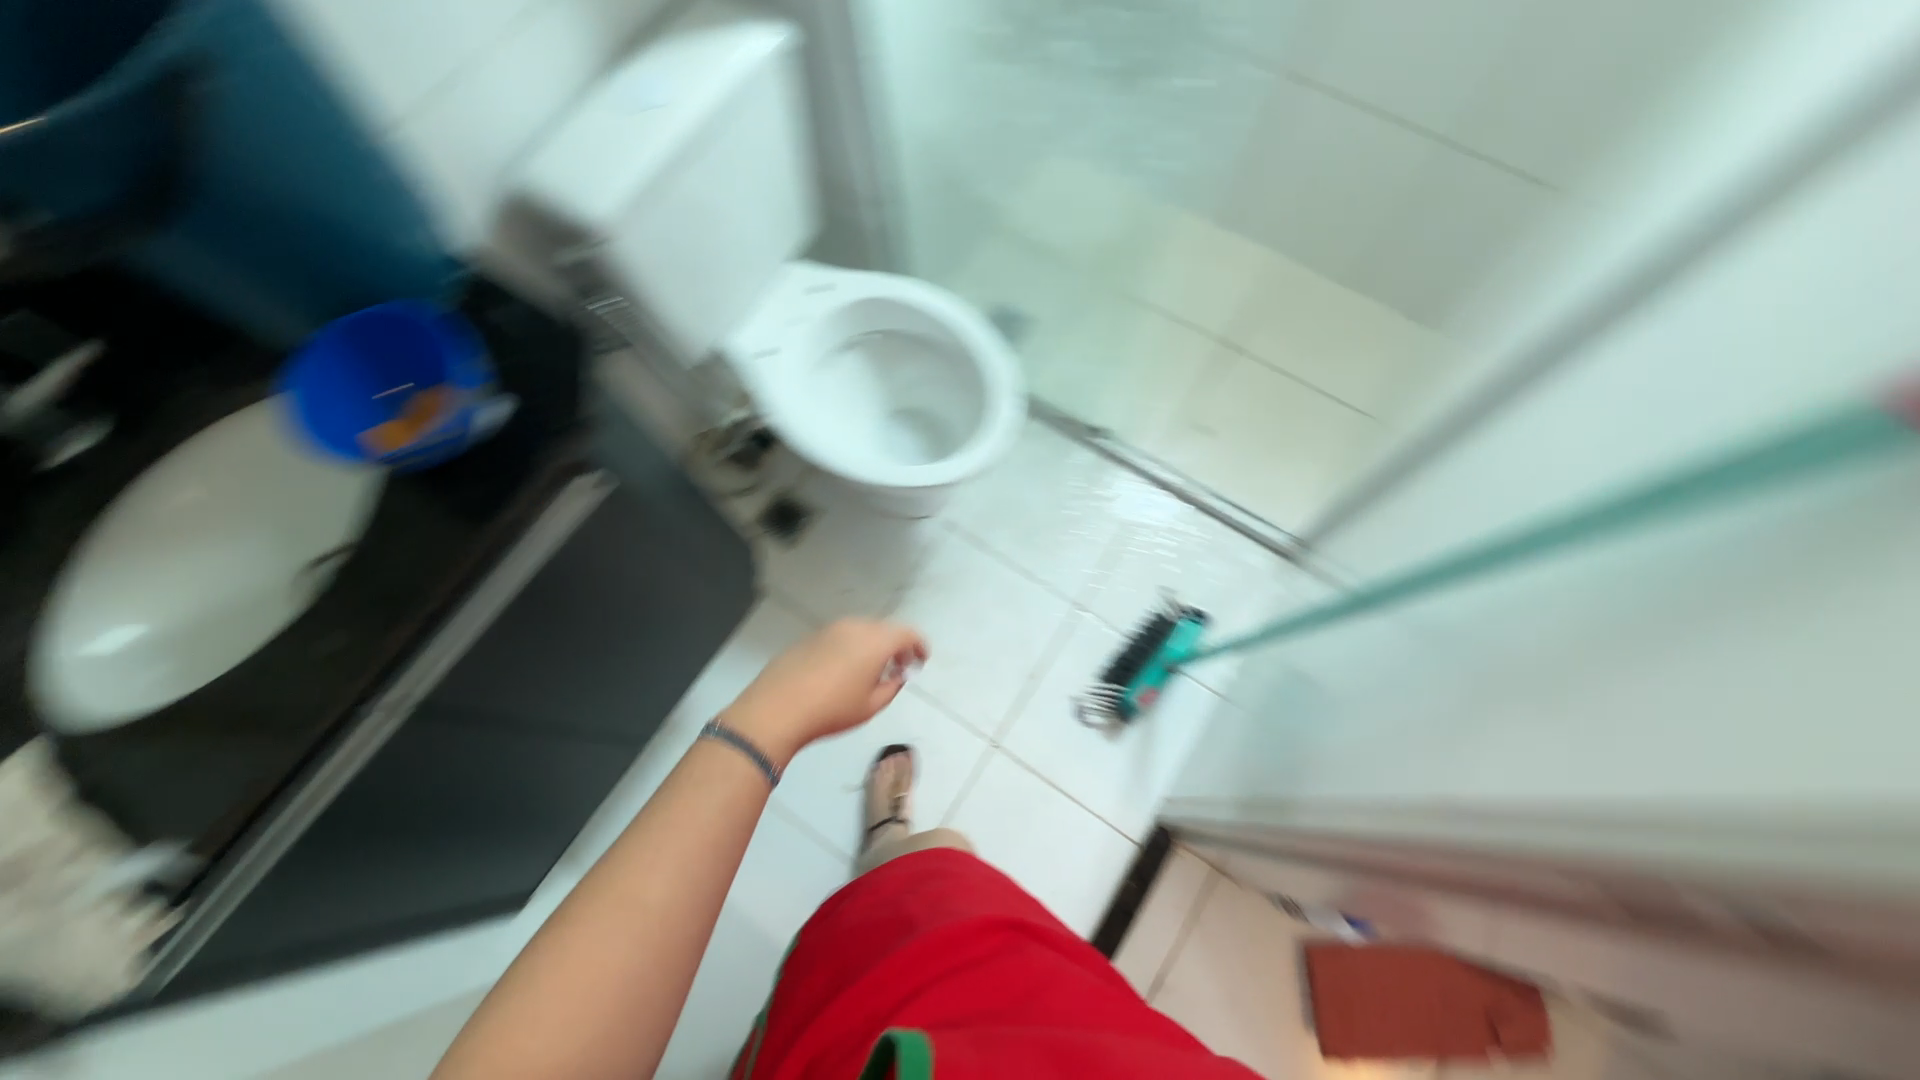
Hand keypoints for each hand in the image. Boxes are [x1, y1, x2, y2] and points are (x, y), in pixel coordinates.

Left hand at [720, 618, 927, 767]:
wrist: (776, 708)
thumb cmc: (832, 710)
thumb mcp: (871, 706)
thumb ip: (891, 687)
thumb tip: (897, 676)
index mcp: (875, 641)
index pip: (907, 633)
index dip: (919, 645)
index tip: (921, 661)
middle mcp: (854, 627)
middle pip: (883, 629)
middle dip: (896, 646)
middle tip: (898, 668)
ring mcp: (829, 629)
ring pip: (860, 631)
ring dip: (872, 646)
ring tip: (870, 672)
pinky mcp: (809, 638)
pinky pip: (839, 637)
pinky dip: (850, 649)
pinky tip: (842, 672)